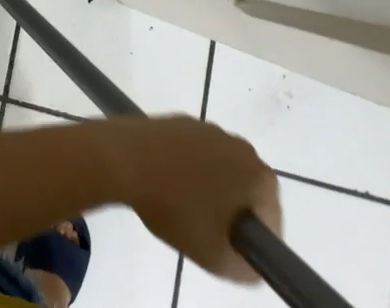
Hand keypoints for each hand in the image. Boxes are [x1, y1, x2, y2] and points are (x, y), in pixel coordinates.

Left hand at [109, 115, 280, 283]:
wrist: (120, 159)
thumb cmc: (173, 206)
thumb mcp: (213, 256)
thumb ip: (245, 269)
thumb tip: (252, 266)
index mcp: (260, 175)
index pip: (270, 220)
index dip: (250, 241)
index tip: (224, 247)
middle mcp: (240, 146)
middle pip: (244, 192)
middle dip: (227, 212)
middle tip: (200, 228)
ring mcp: (207, 128)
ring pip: (216, 171)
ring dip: (204, 189)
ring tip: (177, 204)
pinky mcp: (178, 121)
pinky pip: (191, 154)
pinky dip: (182, 168)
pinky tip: (162, 180)